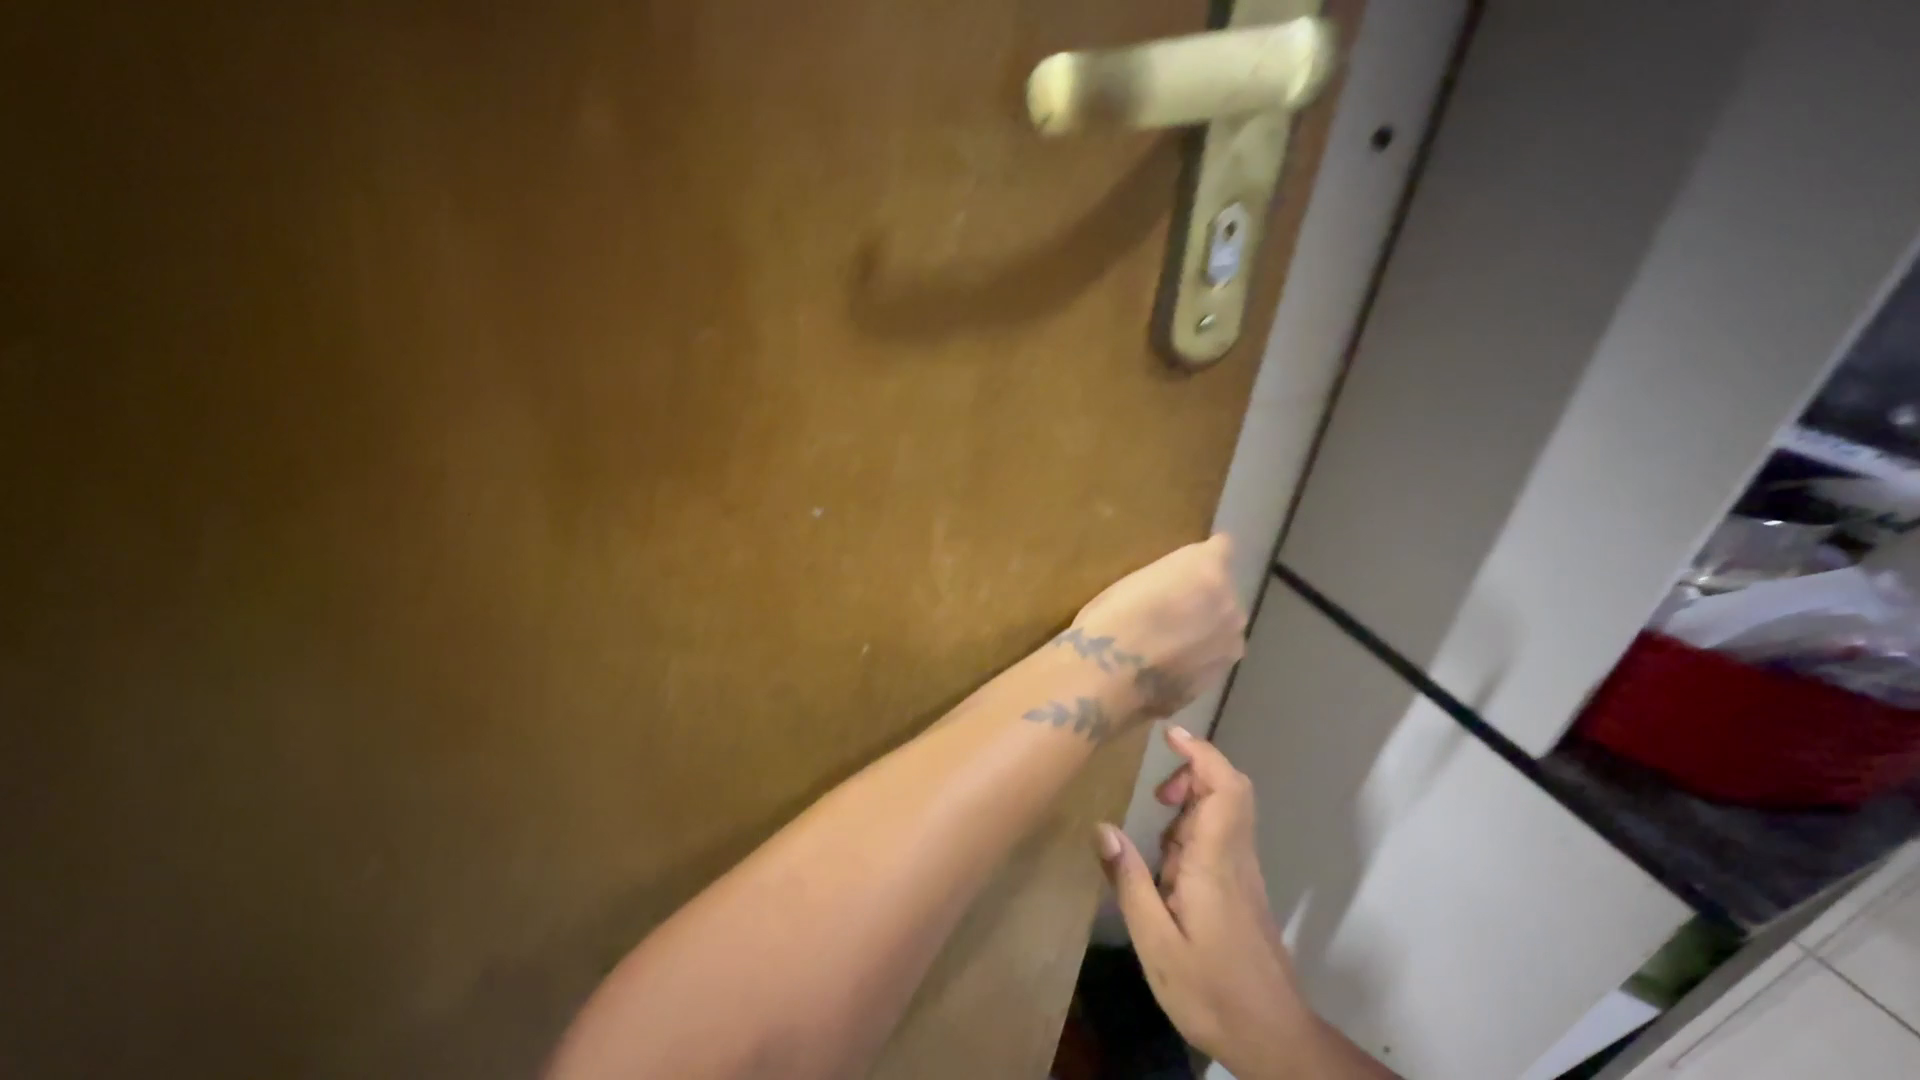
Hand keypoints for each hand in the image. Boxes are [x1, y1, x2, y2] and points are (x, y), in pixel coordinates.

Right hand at [1072, 534, 1245, 719]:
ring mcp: (1229, 643)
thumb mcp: (1136, 580)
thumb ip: (1169, 580)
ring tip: (1168, 645)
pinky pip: (1213, 658)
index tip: (1188, 568)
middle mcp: (1229, 601)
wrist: (1110, 675)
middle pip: (1223, 593)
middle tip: (1170, 613)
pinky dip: (1197, 660)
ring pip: (1222, 628)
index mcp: (1206, 567)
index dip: (1205, 557)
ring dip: (1205, 632)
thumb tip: (1177, 588)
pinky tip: (1168, 667)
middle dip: (1204, 600)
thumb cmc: (1111, 616)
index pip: (1222, 547)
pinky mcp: (1220, 676)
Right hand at [1096, 726, 1321, 1079]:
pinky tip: (1168, 878)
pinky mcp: (1243, 893)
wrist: (1272, 1036)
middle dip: (1192, 775)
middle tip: (1156, 797)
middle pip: (1229, 792)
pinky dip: (1193, 838)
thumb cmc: (1210, 990)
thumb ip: (1130, 881)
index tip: (1170, 736)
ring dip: (1189, 812)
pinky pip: (1221, 843)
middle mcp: (1236, 859)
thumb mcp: (1155, 941)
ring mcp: (1244, 876)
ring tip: (1154, 850)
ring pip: (1224, 817)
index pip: (1223, 787)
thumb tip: (1102, 828)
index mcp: (1215, 863)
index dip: (1201, 753)